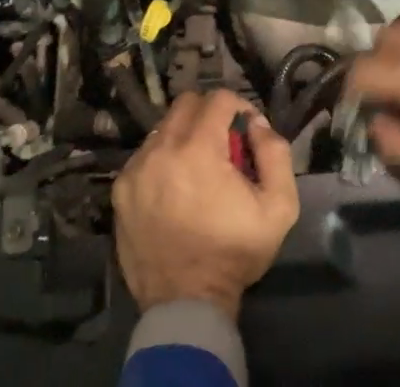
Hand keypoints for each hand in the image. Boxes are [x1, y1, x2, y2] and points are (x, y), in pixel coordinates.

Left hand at [114, 90, 299, 318]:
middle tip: (224, 143)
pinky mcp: (120, 191)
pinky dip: (163, 158)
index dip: (239, 106)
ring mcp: (135, 170)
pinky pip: (144, 155)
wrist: (185, 302)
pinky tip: (175, 187)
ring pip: (163, 128)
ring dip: (184, 135)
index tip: (248, 129)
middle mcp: (160, 150)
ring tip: (199, 167)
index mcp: (198, 150)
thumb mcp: (279, 207)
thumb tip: (257, 124)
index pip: (218, 98)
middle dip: (210, 113)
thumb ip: (275, 153)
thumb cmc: (234, 253)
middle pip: (185, 103)